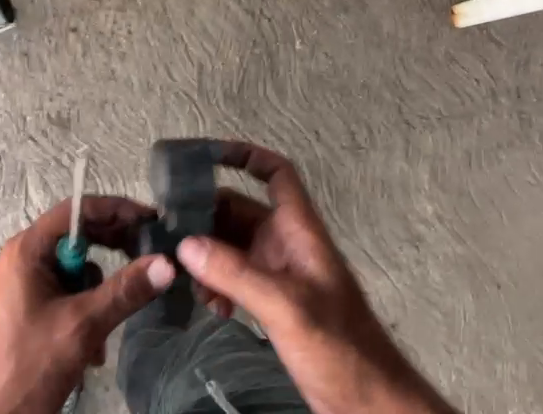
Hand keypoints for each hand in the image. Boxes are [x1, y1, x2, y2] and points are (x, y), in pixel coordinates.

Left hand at [0, 196, 176, 413]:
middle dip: (114, 250)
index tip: (152, 221)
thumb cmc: (27, 365)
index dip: (117, 210)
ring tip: (110, 328)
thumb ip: (124, 291)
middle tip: (150, 259)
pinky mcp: (29, 309)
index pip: (77, 209)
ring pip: (77, 271)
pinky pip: (68, 296)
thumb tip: (167, 263)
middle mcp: (25, 257)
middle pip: (79, 236)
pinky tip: (94, 349)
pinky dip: (86, 314)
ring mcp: (25, 284)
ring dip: (101, 294)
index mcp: (28, 248)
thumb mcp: (81, 326)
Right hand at [176, 142, 454, 413]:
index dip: (246, 155)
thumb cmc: (341, 348)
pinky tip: (211, 305)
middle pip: (240, 209)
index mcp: (300, 231)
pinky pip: (235, 276)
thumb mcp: (285, 307)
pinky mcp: (272, 302)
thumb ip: (236, 273)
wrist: (369, 403)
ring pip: (232, 245)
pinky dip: (217, 283)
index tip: (207, 154)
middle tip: (173, 233)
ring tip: (190, 279)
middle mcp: (287, 244)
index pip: (276, 173)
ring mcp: (279, 273)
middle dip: (207, 217)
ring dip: (207, 256)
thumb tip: (186, 244)